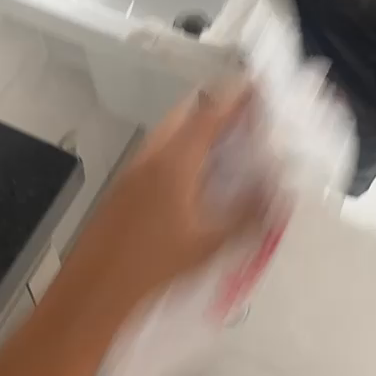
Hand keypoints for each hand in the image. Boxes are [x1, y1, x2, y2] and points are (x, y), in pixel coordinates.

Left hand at [53, 79, 265, 320]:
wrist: (94, 289)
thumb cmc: (155, 265)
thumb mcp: (210, 244)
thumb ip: (248, 217)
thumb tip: (280, 195)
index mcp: (175, 162)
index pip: (209, 114)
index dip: (235, 98)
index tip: (258, 86)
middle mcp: (152, 155)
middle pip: (186, 114)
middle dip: (216, 108)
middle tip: (247, 117)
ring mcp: (134, 169)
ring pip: (170, 132)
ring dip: (198, 128)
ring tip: (229, 143)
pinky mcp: (125, 185)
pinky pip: (159, 151)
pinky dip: (183, 148)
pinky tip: (197, 175)